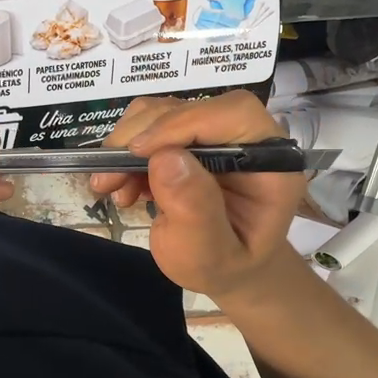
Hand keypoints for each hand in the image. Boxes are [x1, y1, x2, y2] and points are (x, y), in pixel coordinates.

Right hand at [89, 92, 304, 299]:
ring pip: (158, 113)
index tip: (139, 153)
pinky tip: (121, 185)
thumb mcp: (209, 252)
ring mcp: (209, 135)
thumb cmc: (222, 265)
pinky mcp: (182, 138)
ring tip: (110, 186)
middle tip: (107, 179)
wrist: (222, 269)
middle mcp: (243, 138)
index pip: (232, 114)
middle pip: (187, 108)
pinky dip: (121, 152)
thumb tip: (165, 157)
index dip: (182, 123)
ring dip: (123, 146)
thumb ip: (194, 209)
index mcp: (269, 162)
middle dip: (139, 139)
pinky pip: (144, 127)